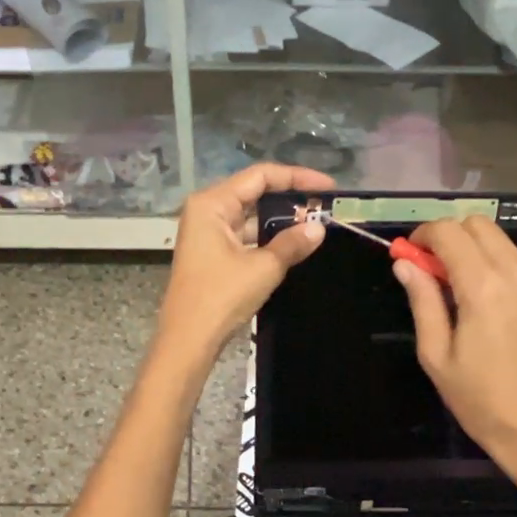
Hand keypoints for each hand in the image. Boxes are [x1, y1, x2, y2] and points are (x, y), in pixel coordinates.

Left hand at [156, 163, 333, 359]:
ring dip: (280, 221)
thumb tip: (318, 229)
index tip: (328, 187)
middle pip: (253, 192)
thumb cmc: (221, 297)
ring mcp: (207, 234)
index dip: (296, 178)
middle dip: (289, 199)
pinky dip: (267, 238)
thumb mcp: (263, 268)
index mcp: (212, 203)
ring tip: (315, 225)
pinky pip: (244, 236)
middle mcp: (206, 211)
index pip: (260, 176)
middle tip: (324, 207)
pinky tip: (293, 245)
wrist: (189, 340)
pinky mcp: (212, 255)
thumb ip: (292, 244)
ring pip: (250, 216)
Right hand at [395, 216, 516, 492]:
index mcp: (483, 286)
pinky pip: (514, 258)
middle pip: (476, 223)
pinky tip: (480, 300)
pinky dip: (491, 263)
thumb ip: (422, 302)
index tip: (408, 256)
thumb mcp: (437, 355)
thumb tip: (405, 265)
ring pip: (497, 238)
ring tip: (452, 288)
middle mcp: (515, 271)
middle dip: (447, 237)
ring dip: (470, 249)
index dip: (422, 236)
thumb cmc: (481, 399)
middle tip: (429, 271)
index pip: (448, 232)